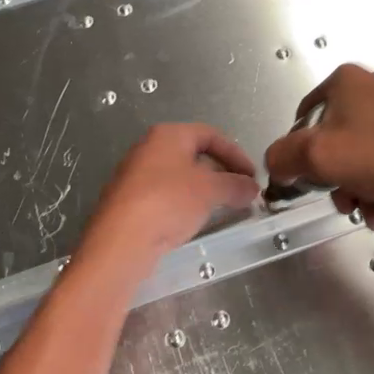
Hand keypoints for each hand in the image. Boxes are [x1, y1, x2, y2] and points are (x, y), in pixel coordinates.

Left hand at [81, 123, 260, 263]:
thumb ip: (235, 185)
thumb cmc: (169, 201)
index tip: (252, 176)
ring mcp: (136, 174)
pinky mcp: (130, 201)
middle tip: (240, 192)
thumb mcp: (210, 190)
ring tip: (222, 208)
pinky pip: (166, 195)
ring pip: (180, 176)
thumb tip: (252, 187)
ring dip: (204, 190)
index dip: (235, 154)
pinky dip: (185, 203)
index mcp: (168, 134)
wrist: (121, 239)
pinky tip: (194, 221)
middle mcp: (149, 148)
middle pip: (194, 154)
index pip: (210, 135)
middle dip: (221, 172)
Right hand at [265, 64, 373, 229]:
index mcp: (346, 82)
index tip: (310, 182)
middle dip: (338, 180)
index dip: (300, 154)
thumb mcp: (321, 157)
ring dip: (364, 191)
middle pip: (335, 143)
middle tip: (348, 203)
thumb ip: (284, 157)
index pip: (303, 119)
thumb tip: (277, 163)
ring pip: (365, 159)